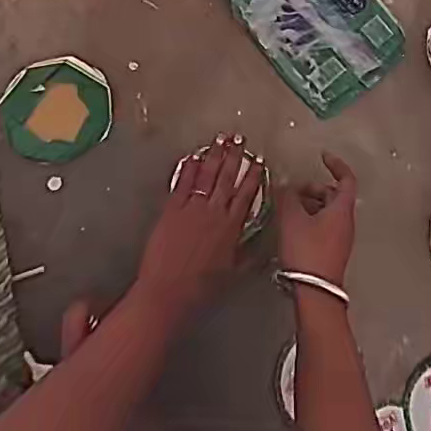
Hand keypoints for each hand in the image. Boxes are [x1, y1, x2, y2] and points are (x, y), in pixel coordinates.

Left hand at [131, 134, 260, 319]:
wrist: (167, 291)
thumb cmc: (200, 288)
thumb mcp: (233, 272)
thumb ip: (249, 255)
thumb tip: (263, 247)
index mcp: (232, 227)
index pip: (246, 194)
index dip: (253, 175)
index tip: (258, 161)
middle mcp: (214, 213)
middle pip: (227, 178)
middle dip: (234, 156)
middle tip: (240, 139)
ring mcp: (192, 209)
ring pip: (207, 175)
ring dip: (214, 155)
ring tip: (220, 139)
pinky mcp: (172, 210)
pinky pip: (183, 184)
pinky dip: (188, 168)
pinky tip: (193, 156)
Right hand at [274, 152, 358, 282]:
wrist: (315, 293)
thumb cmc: (307, 251)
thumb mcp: (292, 219)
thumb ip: (287, 197)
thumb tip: (285, 186)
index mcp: (341, 209)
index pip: (346, 179)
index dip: (336, 165)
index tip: (322, 157)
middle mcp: (346, 222)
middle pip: (334, 195)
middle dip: (314, 188)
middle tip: (293, 191)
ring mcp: (341, 238)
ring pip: (327, 211)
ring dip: (309, 204)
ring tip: (288, 208)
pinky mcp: (332, 251)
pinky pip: (323, 226)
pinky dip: (310, 218)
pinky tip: (292, 226)